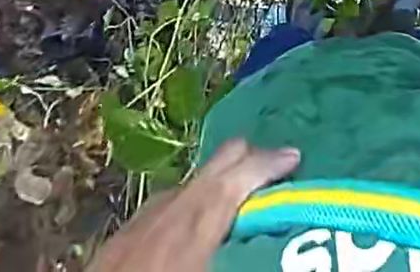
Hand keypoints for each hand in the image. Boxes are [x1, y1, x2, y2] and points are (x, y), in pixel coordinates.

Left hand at [86, 139, 299, 271]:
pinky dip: (193, 206)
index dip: (273, 162)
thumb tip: (261, 243)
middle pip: (221, 160)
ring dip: (222, 185)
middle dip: (252, 160)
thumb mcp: (200, 266)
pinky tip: (195, 238)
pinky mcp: (122, 236)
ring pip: (195, 182)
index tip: (297, 159)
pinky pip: (169, 205)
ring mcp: (143, 219)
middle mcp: (171, 209)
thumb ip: (233, 253)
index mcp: (195, 226)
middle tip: (279, 176)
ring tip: (242, 208)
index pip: (242, 173)